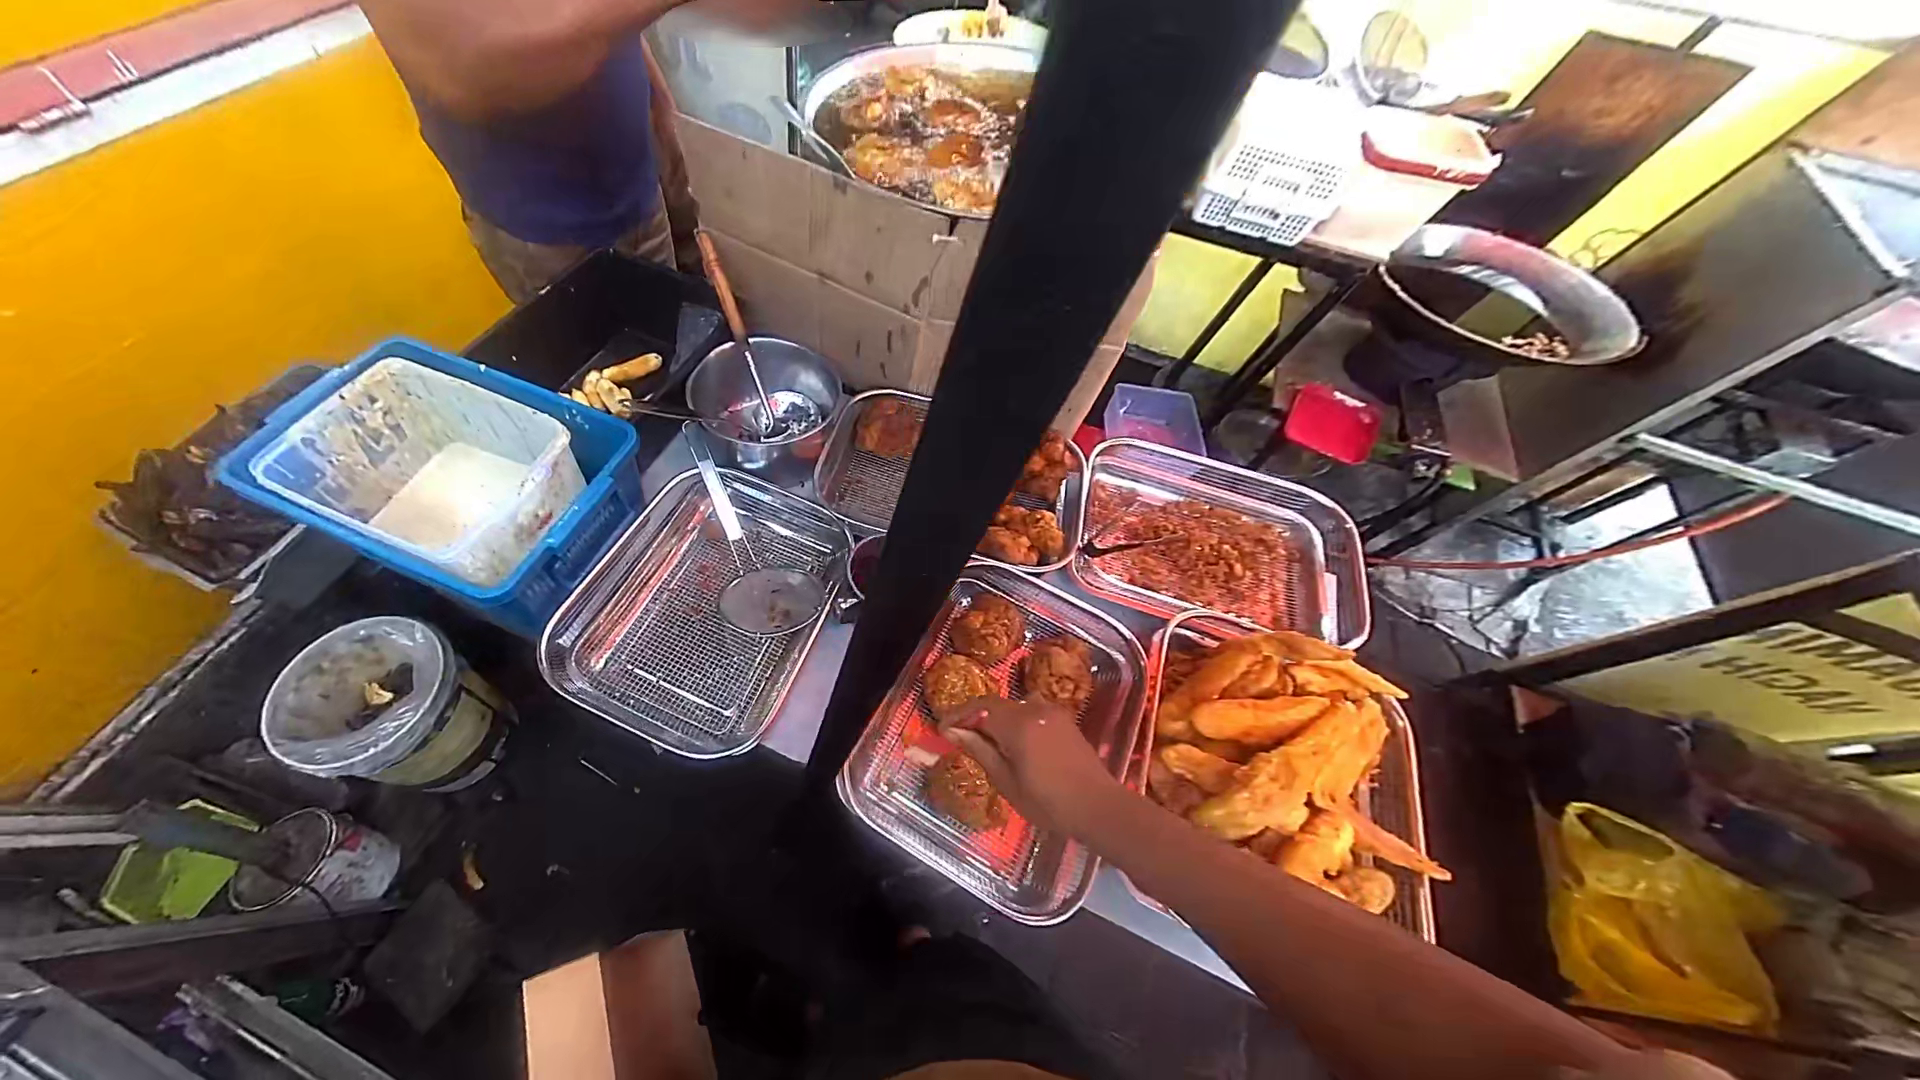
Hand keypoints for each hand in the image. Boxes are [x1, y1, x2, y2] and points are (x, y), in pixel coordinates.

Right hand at [941, 697, 1124, 836]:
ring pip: (1013, 707)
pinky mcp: (1063, 720)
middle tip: (957, 734)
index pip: (979, 708)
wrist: (1098, 806)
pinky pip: (1030, 712)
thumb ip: (980, 751)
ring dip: (994, 718)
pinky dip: (1014, 721)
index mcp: (1018, 724)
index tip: (941, 729)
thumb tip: (954, 732)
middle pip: (996, 704)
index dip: (958, 716)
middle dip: (974, 716)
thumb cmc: (1049, 803)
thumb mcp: (1007, 781)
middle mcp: (1034, 710)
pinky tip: (1010, 741)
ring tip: (982, 739)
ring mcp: (1052, 712)